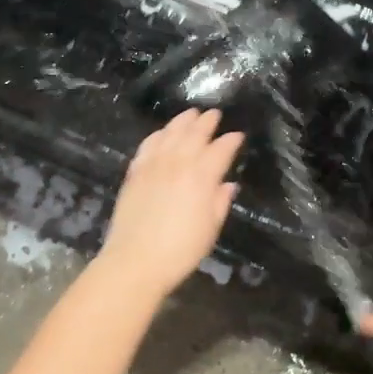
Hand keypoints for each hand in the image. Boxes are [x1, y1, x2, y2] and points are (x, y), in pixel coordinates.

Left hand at [97, 109, 243, 295]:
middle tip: (214, 114)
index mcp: (201, 177)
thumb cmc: (180, 250)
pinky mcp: (134, 171)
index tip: (238, 135)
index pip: (220, 150)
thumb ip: (219, 202)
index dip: (231, 140)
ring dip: (182, 121)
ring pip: (170, 133)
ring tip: (191, 113)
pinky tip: (162, 133)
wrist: (135, 260)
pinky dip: (158, 134)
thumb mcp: (210, 229)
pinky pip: (148, 144)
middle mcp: (177, 163)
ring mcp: (153, 165)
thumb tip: (227, 184)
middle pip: (194, 134)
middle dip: (207, 122)